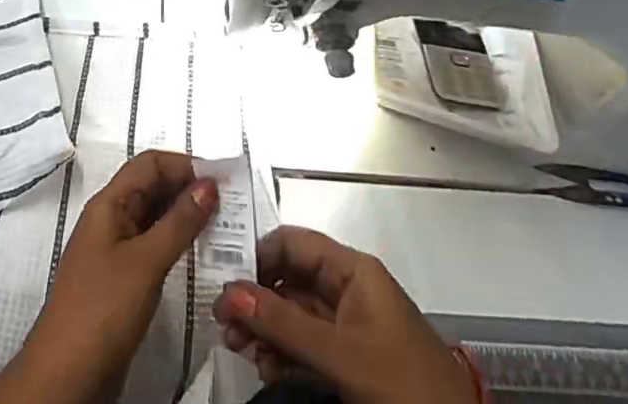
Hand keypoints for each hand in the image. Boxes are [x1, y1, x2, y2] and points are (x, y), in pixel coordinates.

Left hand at [0, 151, 216, 403]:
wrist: (67, 373)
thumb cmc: (103, 307)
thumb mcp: (145, 261)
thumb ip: (178, 222)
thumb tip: (209, 184)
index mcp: (108, 204)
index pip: (148, 165)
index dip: (183, 164)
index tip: (222, 178)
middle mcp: (112, 218)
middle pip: (152, 187)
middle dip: (188, 187)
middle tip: (232, 202)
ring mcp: (116, 248)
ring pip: (155, 216)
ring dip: (186, 215)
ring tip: (226, 224)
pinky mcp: (124, 277)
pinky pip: (154, 244)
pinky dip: (178, 241)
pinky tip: (203, 251)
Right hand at [212, 226, 476, 403]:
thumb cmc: (403, 384)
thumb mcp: (340, 354)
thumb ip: (283, 323)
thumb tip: (230, 293)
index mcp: (354, 271)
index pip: (293, 243)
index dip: (257, 256)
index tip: (224, 280)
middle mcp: (348, 288)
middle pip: (288, 278)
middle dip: (254, 299)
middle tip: (224, 322)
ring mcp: (348, 324)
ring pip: (291, 313)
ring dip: (262, 328)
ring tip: (238, 347)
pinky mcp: (348, 357)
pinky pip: (302, 342)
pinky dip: (280, 351)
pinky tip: (264, 365)